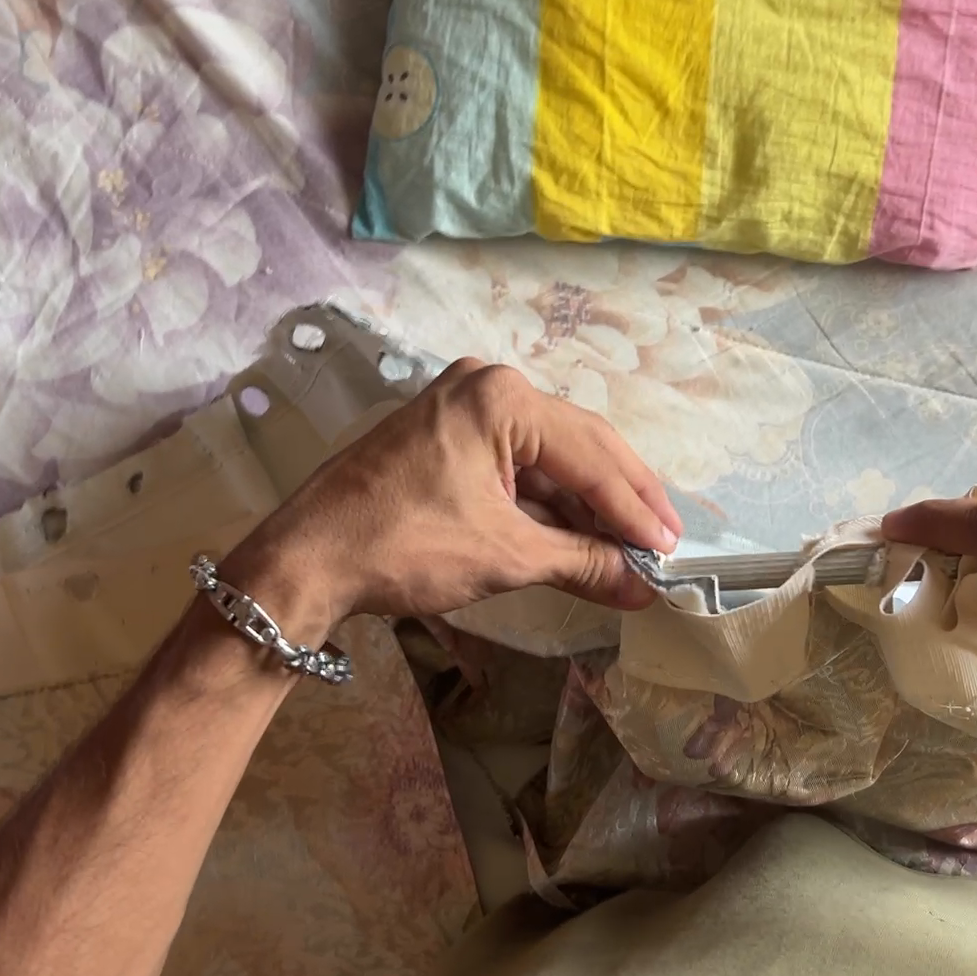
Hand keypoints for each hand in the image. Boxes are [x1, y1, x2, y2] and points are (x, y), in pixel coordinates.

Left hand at [222, 359, 681, 625]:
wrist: (306, 560)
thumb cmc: (405, 547)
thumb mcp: (506, 554)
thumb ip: (583, 562)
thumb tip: (642, 587)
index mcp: (503, 399)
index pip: (592, 456)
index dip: (635, 509)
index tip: (670, 550)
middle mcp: (487, 388)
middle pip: (578, 446)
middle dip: (621, 499)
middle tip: (663, 541)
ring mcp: (464, 408)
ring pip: (549, 457)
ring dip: (587, 504)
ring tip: (630, 544)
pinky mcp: (448, 435)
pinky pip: (517, 465)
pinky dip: (549, 502)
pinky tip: (580, 532)